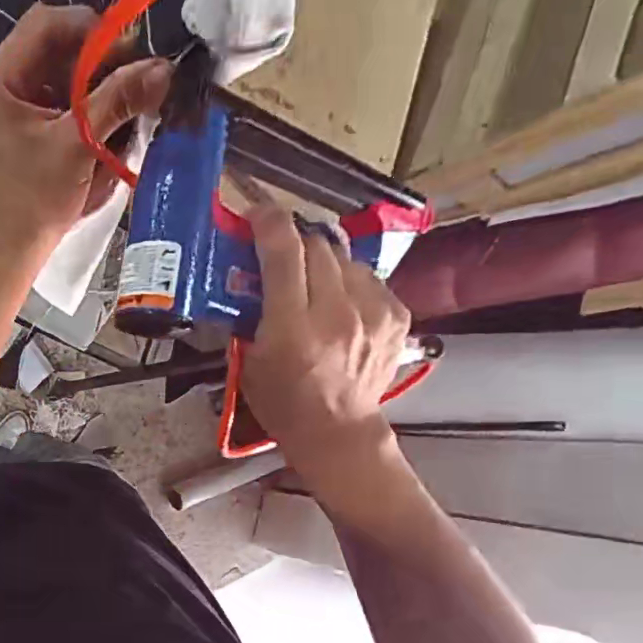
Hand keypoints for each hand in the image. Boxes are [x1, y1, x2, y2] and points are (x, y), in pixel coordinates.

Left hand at [0, 4, 172, 268]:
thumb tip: (163, 67)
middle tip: (133, 80)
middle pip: (50, 53)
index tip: (129, 50)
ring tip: (121, 108)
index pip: (43, 25)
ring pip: (53, 80)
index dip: (91, 29)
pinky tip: (101, 128)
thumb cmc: (39, 201)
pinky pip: (50, 106)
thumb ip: (118, 100)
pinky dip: (78, 112)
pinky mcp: (11, 133)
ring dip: (90, 89)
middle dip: (95, 65)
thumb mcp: (80, 146)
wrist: (14, 252)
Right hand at [241, 203, 412, 477]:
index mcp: (293, 328)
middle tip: (283, 252)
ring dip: (325, 261)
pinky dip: (351, 281)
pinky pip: (369, 277)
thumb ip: (248, 315)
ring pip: (346, 257)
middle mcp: (338, 314)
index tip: (258, 212)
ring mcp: (374, 314)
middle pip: (318, 246)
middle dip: (296, 242)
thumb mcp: (249, 362)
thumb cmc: (284, 402)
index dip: (269, 222)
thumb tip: (245, 274)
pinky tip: (342, 301)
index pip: (284, 253)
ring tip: (315, 281)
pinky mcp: (397, 316)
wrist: (337, 431)